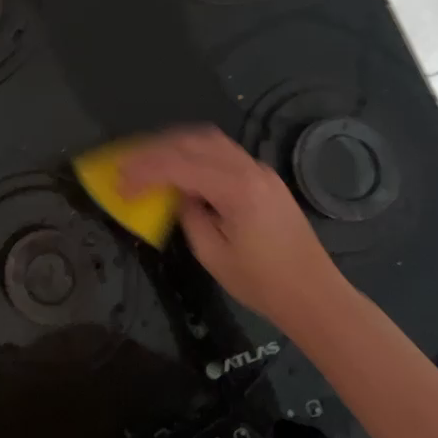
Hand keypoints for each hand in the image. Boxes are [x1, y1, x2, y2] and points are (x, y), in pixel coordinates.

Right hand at [120, 126, 342, 322]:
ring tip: (148, 160)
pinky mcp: (264, 178)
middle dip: (153, 150)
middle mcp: (249, 169)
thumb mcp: (213, 256)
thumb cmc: (264, 285)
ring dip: (174, 145)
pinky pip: (222, 151)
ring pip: (208, 139)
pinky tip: (180, 166)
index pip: (178, 165)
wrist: (317, 297)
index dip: (143, 171)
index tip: (120, 184)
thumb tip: (177, 196)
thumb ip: (188, 217)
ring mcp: (259, 170)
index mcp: (236, 189)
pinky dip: (194, 151)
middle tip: (126, 165)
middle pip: (192, 141)